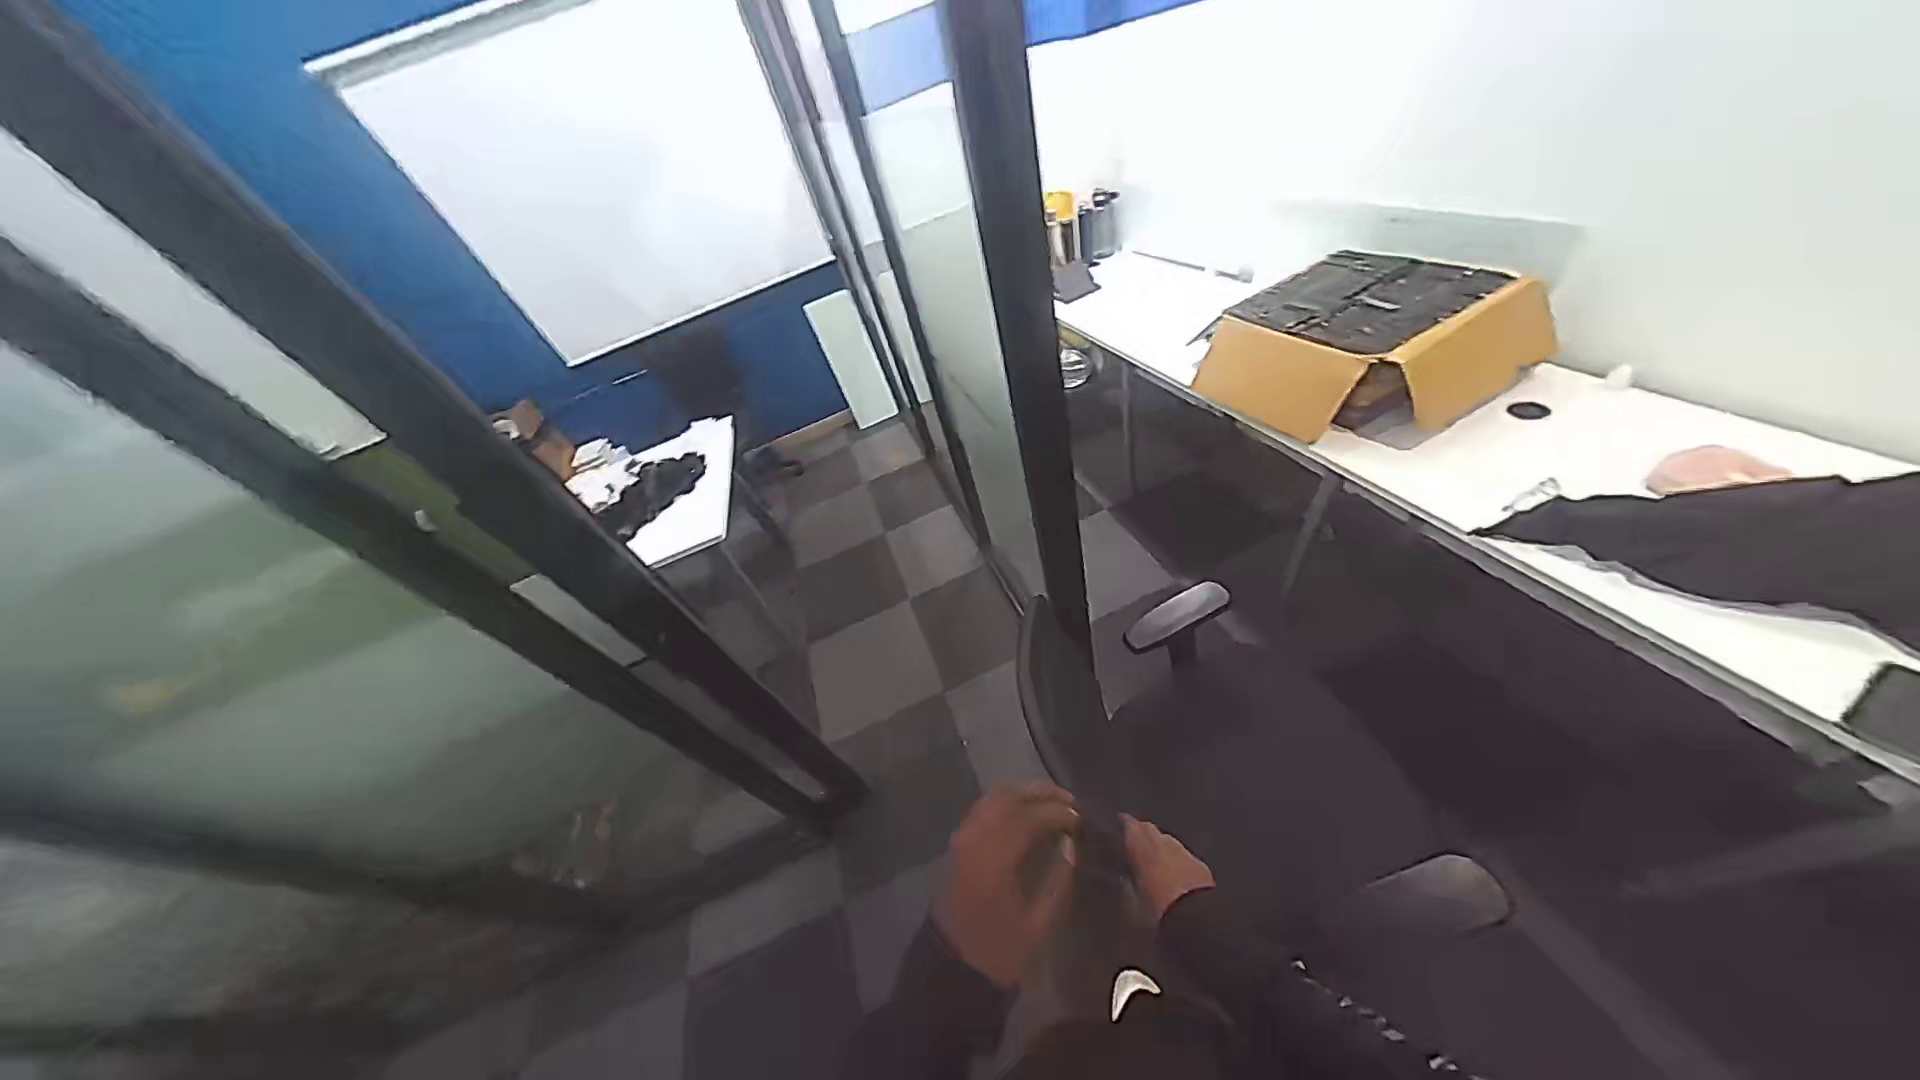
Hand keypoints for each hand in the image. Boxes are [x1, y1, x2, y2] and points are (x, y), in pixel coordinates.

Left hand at [934, 783, 1078, 988]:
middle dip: (1040, 792)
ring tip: (1052, 801)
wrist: (950, 967)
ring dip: (1022, 793)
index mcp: (994, 858)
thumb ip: (1057, 880)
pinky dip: (1006, 802)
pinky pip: (982, 808)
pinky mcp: (957, 843)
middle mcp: (974, 837)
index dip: (1058, 813)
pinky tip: (1025, 812)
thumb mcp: (1037, 925)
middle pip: (1008, 796)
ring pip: (993, 797)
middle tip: (1070, 800)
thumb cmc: (997, 951)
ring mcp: (962, 837)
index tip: (1081, 817)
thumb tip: (1071, 844)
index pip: (1029, 817)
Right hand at [1123, 814, 1214, 922]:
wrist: (1199, 920)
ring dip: (1160, 841)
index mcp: (1142, 850)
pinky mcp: (1200, 865)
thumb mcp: (1133, 904)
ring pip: (1168, 839)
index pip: (1131, 827)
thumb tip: (1124, 877)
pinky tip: (1176, 867)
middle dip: (1142, 828)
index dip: (1125, 822)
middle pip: (1150, 828)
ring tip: (1154, 851)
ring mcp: (1183, 853)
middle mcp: (1162, 845)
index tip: (1120, 819)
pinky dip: (1176, 856)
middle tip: (1135, 833)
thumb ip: (1127, 886)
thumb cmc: (1159, 912)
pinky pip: (1183, 854)